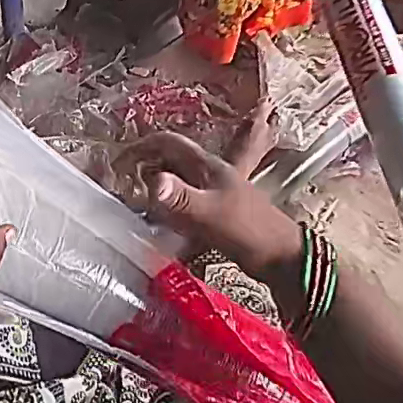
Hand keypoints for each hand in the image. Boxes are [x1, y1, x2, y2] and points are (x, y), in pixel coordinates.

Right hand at [113, 111, 300, 276]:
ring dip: (151, 188)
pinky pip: (179, 204)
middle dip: (142, 166)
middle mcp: (207, 175)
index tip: (118, 162)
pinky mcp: (211, 213)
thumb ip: (180, 198)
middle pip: (168, 161)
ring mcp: (210, 193)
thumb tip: (153, 182)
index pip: (168, 142)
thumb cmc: (248, 231)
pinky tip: (155, 225)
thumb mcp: (210, 213)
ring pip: (173, 182)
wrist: (283, 259)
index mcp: (207, 166)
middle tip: (120, 183)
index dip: (141, 146)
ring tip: (131, 203)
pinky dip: (164, 209)